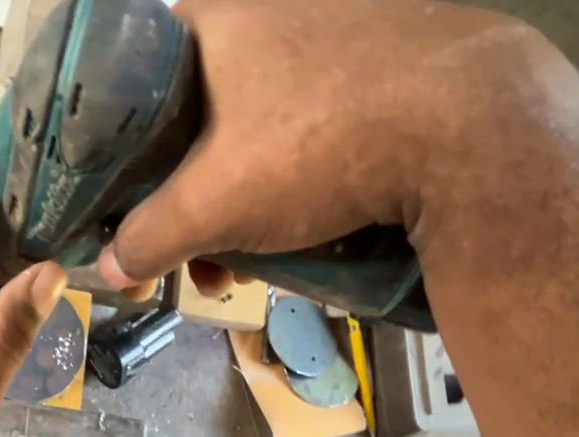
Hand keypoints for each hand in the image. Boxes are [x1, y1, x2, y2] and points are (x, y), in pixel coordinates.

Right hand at [96, 0, 578, 290]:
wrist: (472, 130)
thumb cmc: (317, 147)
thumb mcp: (214, 204)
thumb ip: (150, 236)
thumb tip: (107, 268)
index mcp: (215, 20)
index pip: (130, 68)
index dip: (114, 139)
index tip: (116, 193)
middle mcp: (269, 12)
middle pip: (191, 115)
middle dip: (181, 196)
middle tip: (184, 252)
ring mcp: (330, 33)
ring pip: (250, 131)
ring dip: (233, 204)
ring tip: (239, 265)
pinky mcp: (377, 66)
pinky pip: (304, 129)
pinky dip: (286, 182)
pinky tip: (294, 233)